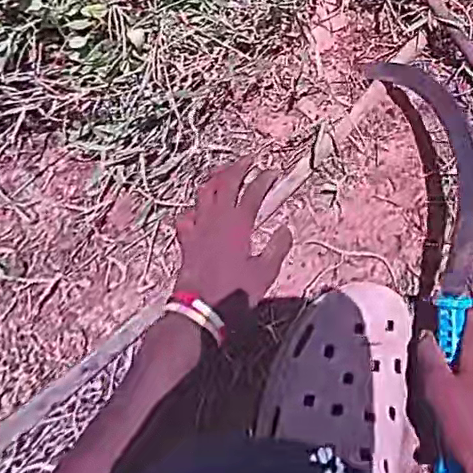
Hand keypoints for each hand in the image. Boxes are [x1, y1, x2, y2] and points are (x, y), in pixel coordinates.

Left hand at [172, 157, 291, 309]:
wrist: (199, 311)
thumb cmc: (234, 293)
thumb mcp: (264, 273)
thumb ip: (277, 248)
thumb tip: (285, 229)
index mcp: (237, 223)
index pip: (253, 192)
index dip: (265, 179)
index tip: (274, 172)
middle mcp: (216, 219)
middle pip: (225, 182)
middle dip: (238, 167)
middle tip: (249, 161)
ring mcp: (198, 227)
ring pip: (203, 192)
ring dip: (215, 179)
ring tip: (224, 174)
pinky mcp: (186, 239)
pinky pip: (188, 215)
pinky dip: (195, 208)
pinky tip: (199, 211)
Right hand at [414, 305, 472, 472]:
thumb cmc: (471, 429)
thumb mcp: (439, 389)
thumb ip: (430, 356)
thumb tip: (427, 335)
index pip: (472, 310)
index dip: (452, 309)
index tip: (433, 320)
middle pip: (468, 339)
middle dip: (446, 347)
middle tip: (427, 365)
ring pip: (468, 365)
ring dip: (449, 375)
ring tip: (433, 397)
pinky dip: (459, 396)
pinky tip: (446, 419)